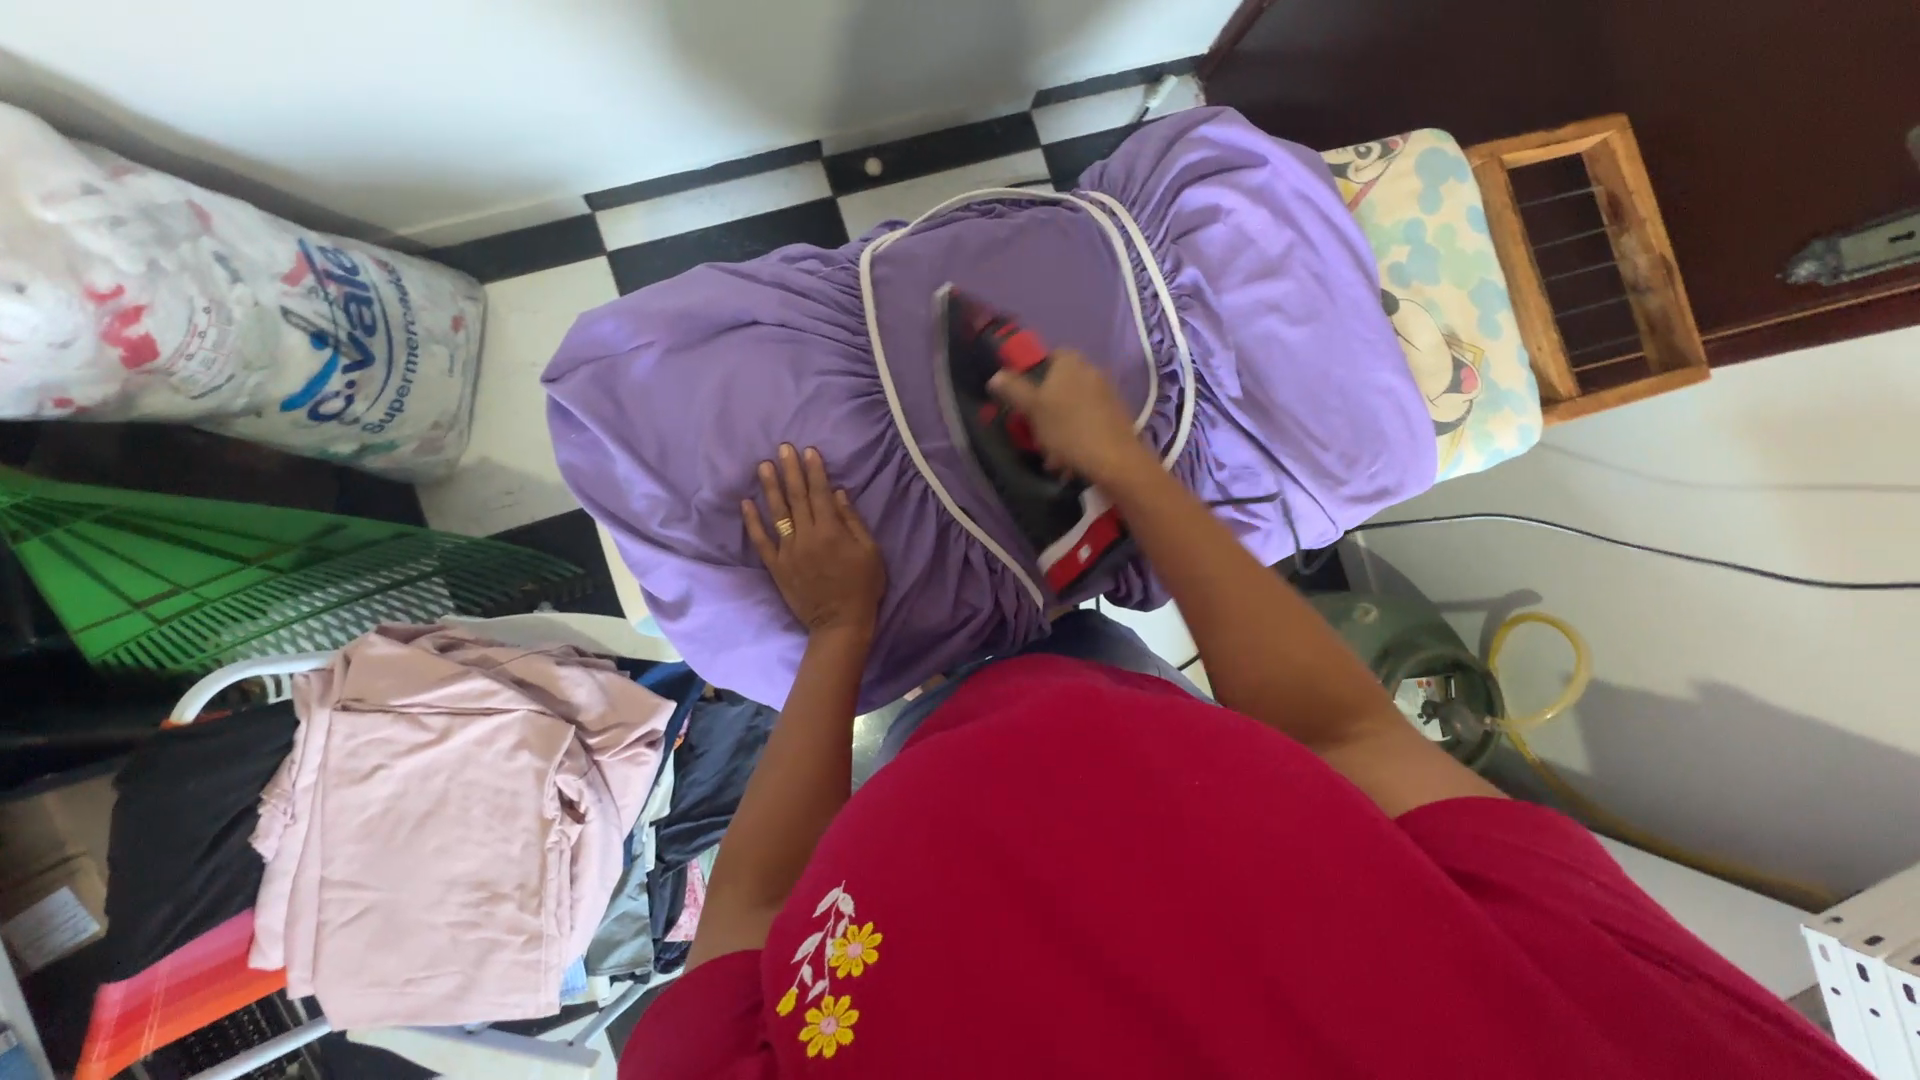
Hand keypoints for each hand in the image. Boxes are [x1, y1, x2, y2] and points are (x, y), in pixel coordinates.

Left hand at [742, 444, 886, 639]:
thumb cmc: (863, 587)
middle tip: (783, 448)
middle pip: (796, 497)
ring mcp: (789, 552)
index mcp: (831, 531)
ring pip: (777, 513)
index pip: (819, 493)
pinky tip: (747, 503)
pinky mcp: (777, 567)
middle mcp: (807, 536)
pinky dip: (753, 521)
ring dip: (770, 488)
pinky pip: (762, 540)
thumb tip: (837, 493)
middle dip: (790, 471)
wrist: (841, 623)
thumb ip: (853, 521)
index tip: (808, 451)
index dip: (814, 471)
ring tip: (763, 466)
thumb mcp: (870, 552)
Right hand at [986, 348, 1154, 485]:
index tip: (1023, 396)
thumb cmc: (1069, 429)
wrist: (1115, 460)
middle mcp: (1092, 371)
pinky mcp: (1116, 417)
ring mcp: (1107, 394)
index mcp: (1071, 362)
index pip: (1051, 355)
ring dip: (1059, 425)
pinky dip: (1076, 435)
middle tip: (1032, 427)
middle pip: (1061, 383)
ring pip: (1073, 406)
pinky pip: (1088, 421)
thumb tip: (996, 375)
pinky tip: (1068, 458)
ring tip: (1050, 451)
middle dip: (1046, 405)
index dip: (1034, 373)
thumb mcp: (1033, 409)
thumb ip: (1013, 389)